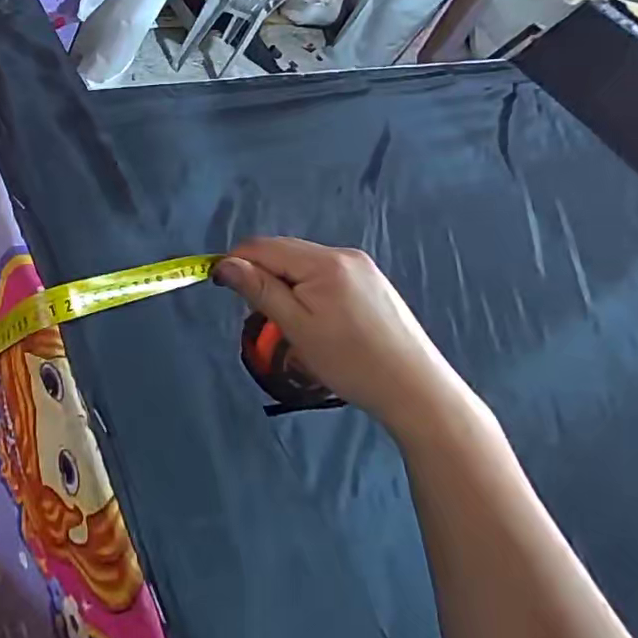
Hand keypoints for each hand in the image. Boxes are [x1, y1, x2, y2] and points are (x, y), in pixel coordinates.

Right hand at [214, 237, 467, 434]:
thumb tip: (225, 264)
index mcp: (324, 262)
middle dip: (261, 272)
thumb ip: (260, 290)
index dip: (236, 261)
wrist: (418, 391)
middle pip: (284, 251)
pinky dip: (307, 287)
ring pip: (303, 263)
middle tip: (256, 311)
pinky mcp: (372, 282)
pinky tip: (316, 318)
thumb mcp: (296, 328)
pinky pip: (325, 273)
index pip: (264, 246)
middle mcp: (343, 254)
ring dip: (284, 281)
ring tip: (288, 320)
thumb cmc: (351, 363)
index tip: (219, 285)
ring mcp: (361, 266)